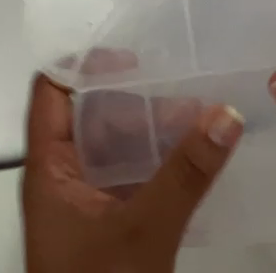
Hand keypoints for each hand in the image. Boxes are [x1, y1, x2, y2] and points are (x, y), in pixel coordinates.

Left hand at [21, 73, 243, 271]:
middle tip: (182, 80)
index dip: (83, 61)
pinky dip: (156, 163)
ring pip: (111, 148)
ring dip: (151, 131)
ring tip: (199, 114)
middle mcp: (59, 176)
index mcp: (48, 166)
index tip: (132, 46)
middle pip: (88, 115)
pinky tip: (193, 158)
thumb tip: (227, 112)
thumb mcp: (145, 229)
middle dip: (134, 97)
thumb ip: (186, 172)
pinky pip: (126, 178)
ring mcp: (81, 203)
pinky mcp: (103, 227)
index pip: (52, 89)